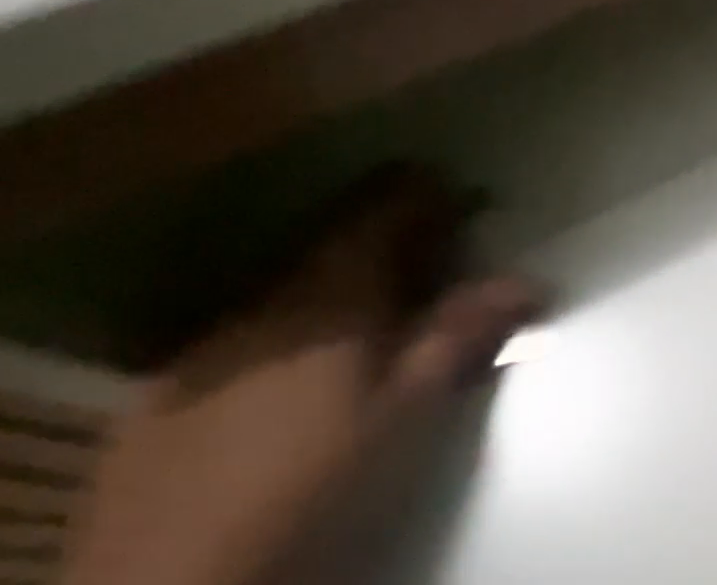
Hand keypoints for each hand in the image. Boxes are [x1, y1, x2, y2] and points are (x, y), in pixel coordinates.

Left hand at [61, 167, 541, 584]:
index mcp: (331, 297)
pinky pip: (246, 329)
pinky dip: (289, 326)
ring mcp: (207, 344)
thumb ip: (464, 334)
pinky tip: (298, 371)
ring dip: (338, 285)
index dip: (423, 194)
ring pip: (289, 288)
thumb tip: (530, 280)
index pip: (381, 214)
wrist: (171, 581)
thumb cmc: (319, 483)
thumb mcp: (411, 411)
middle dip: (386, 239)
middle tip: (431, 257)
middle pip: (334, 244)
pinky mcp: (164, 392)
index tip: (459, 192)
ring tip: (373, 314)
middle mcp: (265, 302)